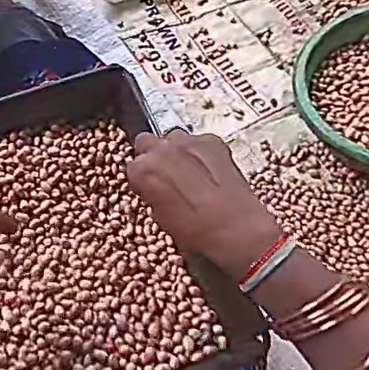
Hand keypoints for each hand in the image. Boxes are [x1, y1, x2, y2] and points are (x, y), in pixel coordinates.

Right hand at [126, 129, 284, 280]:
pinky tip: (209, 171)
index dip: (141, 177)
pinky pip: (198, 140)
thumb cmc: (195, 232)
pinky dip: (200, 151)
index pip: (132, 165)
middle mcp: (161, 150)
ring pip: (172, 137)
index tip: (148, 186)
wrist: (236, 228)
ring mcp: (188, 142)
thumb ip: (151, 193)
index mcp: (142, 170)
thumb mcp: (160, 217)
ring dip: (175, 150)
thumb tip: (153, 187)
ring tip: (188, 171)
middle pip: (146, 141)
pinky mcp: (213, 141)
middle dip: (152, 155)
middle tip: (163, 174)